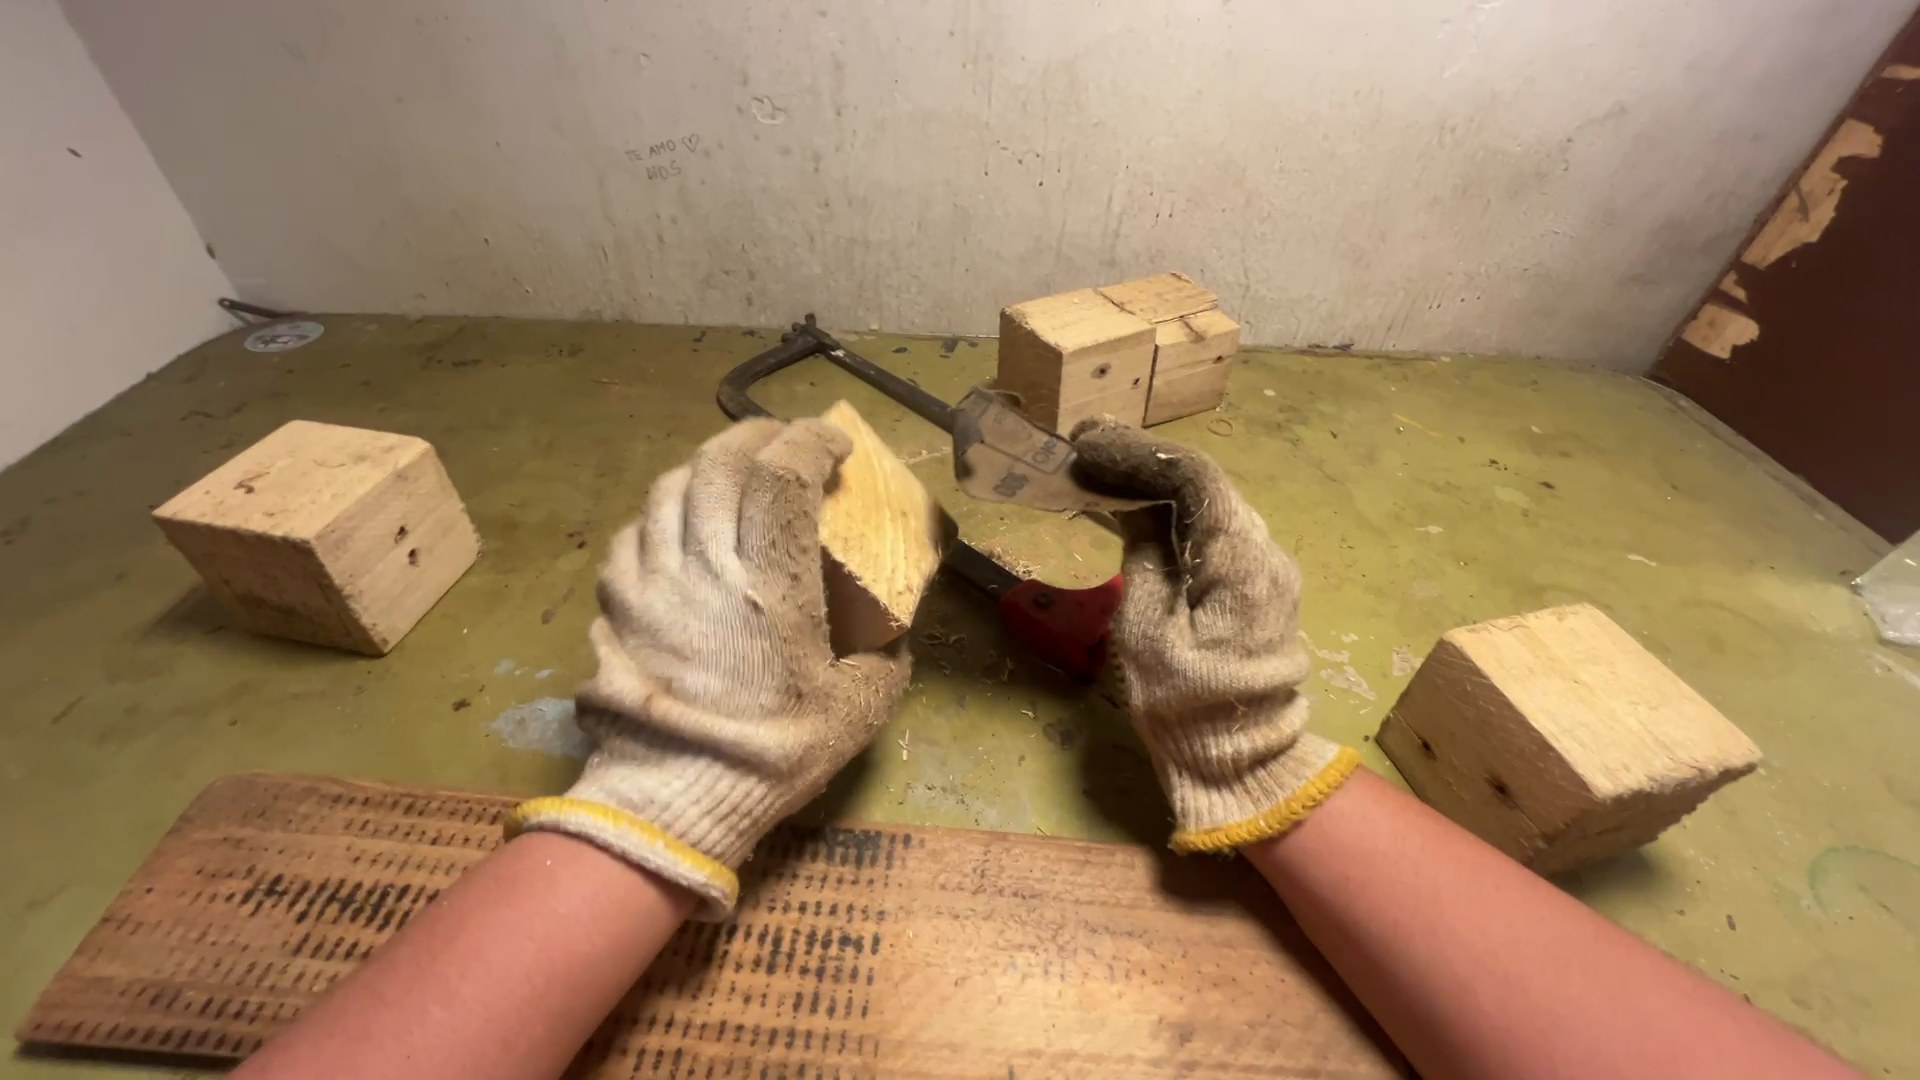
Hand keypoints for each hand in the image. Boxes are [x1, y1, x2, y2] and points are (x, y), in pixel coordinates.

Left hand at [509, 419, 912, 917]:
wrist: (678, 799)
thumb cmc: (778, 751)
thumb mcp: (861, 703)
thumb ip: (884, 653)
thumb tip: (892, 631)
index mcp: (772, 584)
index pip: (783, 478)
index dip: (812, 442)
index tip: (835, 441)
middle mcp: (706, 565)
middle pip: (720, 464)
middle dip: (758, 436)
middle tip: (784, 440)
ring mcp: (652, 580)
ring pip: (671, 487)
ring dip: (709, 467)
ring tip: (734, 476)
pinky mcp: (616, 603)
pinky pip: (636, 531)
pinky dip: (665, 513)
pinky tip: (682, 530)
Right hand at [1071, 419, 1357, 850]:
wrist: (1238, 759)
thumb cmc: (1183, 702)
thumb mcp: (1145, 626)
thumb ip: (1144, 553)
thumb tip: (1135, 503)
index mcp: (1241, 562)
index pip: (1195, 479)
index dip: (1139, 453)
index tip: (1090, 443)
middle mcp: (1267, 553)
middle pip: (1207, 485)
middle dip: (1146, 463)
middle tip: (1088, 450)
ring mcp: (1269, 567)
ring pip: (1212, 505)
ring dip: (1159, 485)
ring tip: (1105, 471)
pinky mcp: (1260, 584)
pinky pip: (1216, 530)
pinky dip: (1175, 512)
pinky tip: (1140, 507)